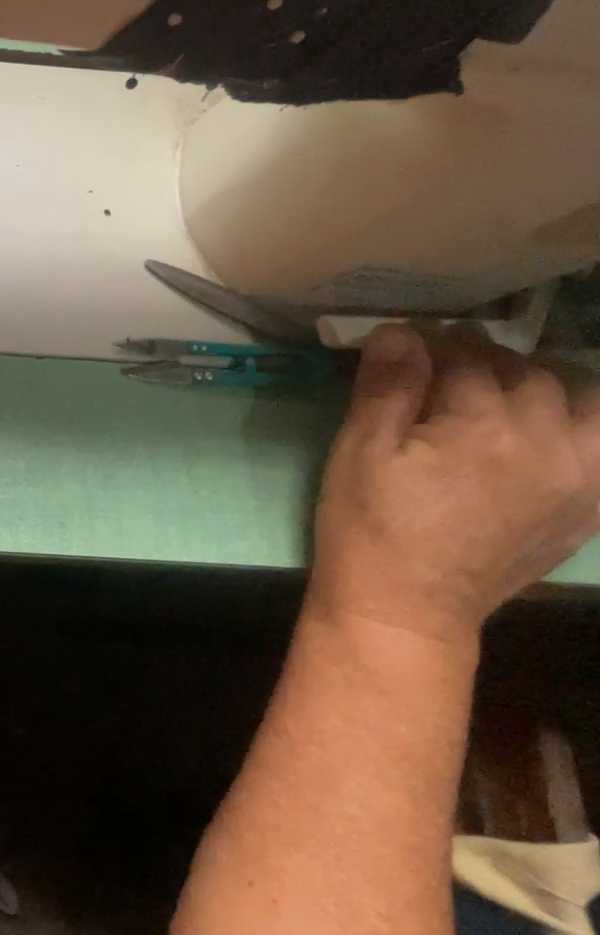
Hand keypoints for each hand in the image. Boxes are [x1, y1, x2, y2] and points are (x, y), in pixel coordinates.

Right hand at [310, 324, 599, 643]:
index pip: (462, 359)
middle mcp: (547, 440)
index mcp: (480, 426)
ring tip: (497, 387)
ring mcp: (581, 473)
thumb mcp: (358, 453)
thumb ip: (385, 388)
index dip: (428, 343)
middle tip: (437, 364)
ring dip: (540, 380)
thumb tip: (400, 331)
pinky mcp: (591, 501)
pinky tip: (544, 424)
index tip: (401, 341)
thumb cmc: (365, 524)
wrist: (406, 603)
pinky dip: (579, 419)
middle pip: (525, 371)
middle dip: (481, 358)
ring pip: (581, 397)